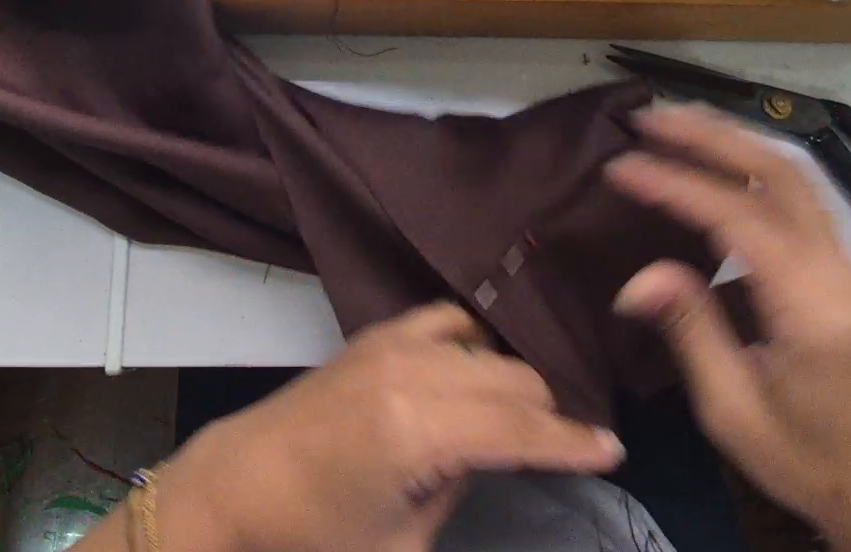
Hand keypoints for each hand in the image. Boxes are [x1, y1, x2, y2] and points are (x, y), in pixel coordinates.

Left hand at [138, 303, 624, 551]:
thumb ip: (458, 484)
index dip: (571, 443)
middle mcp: (410, 371)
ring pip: (483, 346)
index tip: (612, 448)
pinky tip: (475, 366)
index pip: (518, 429)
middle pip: (510, 380)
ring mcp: (388, 343)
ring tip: (523, 412)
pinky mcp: (371, 335)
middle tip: (564, 446)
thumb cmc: (316, 536)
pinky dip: (470, 341)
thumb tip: (487, 450)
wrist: (238, 484)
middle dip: (545, 414)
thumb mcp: (401, 540)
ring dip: (510, 378)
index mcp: (418, 430)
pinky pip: (442, 321)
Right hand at [605, 105, 850, 551]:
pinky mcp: (844, 271)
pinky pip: (799, 198)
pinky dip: (751, 166)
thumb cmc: (806, 461)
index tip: (620, 166)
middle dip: (711, 135)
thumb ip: (690, 331)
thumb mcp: (732, 409)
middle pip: (780, 174)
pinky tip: (714, 162)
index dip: (675, 184)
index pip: (738, 218)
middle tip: (648, 117)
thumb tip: (636, 277)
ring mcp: (850, 267)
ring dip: (733, 140)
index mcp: (812, 308)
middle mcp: (841, 272)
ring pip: (795, 177)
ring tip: (674, 124)